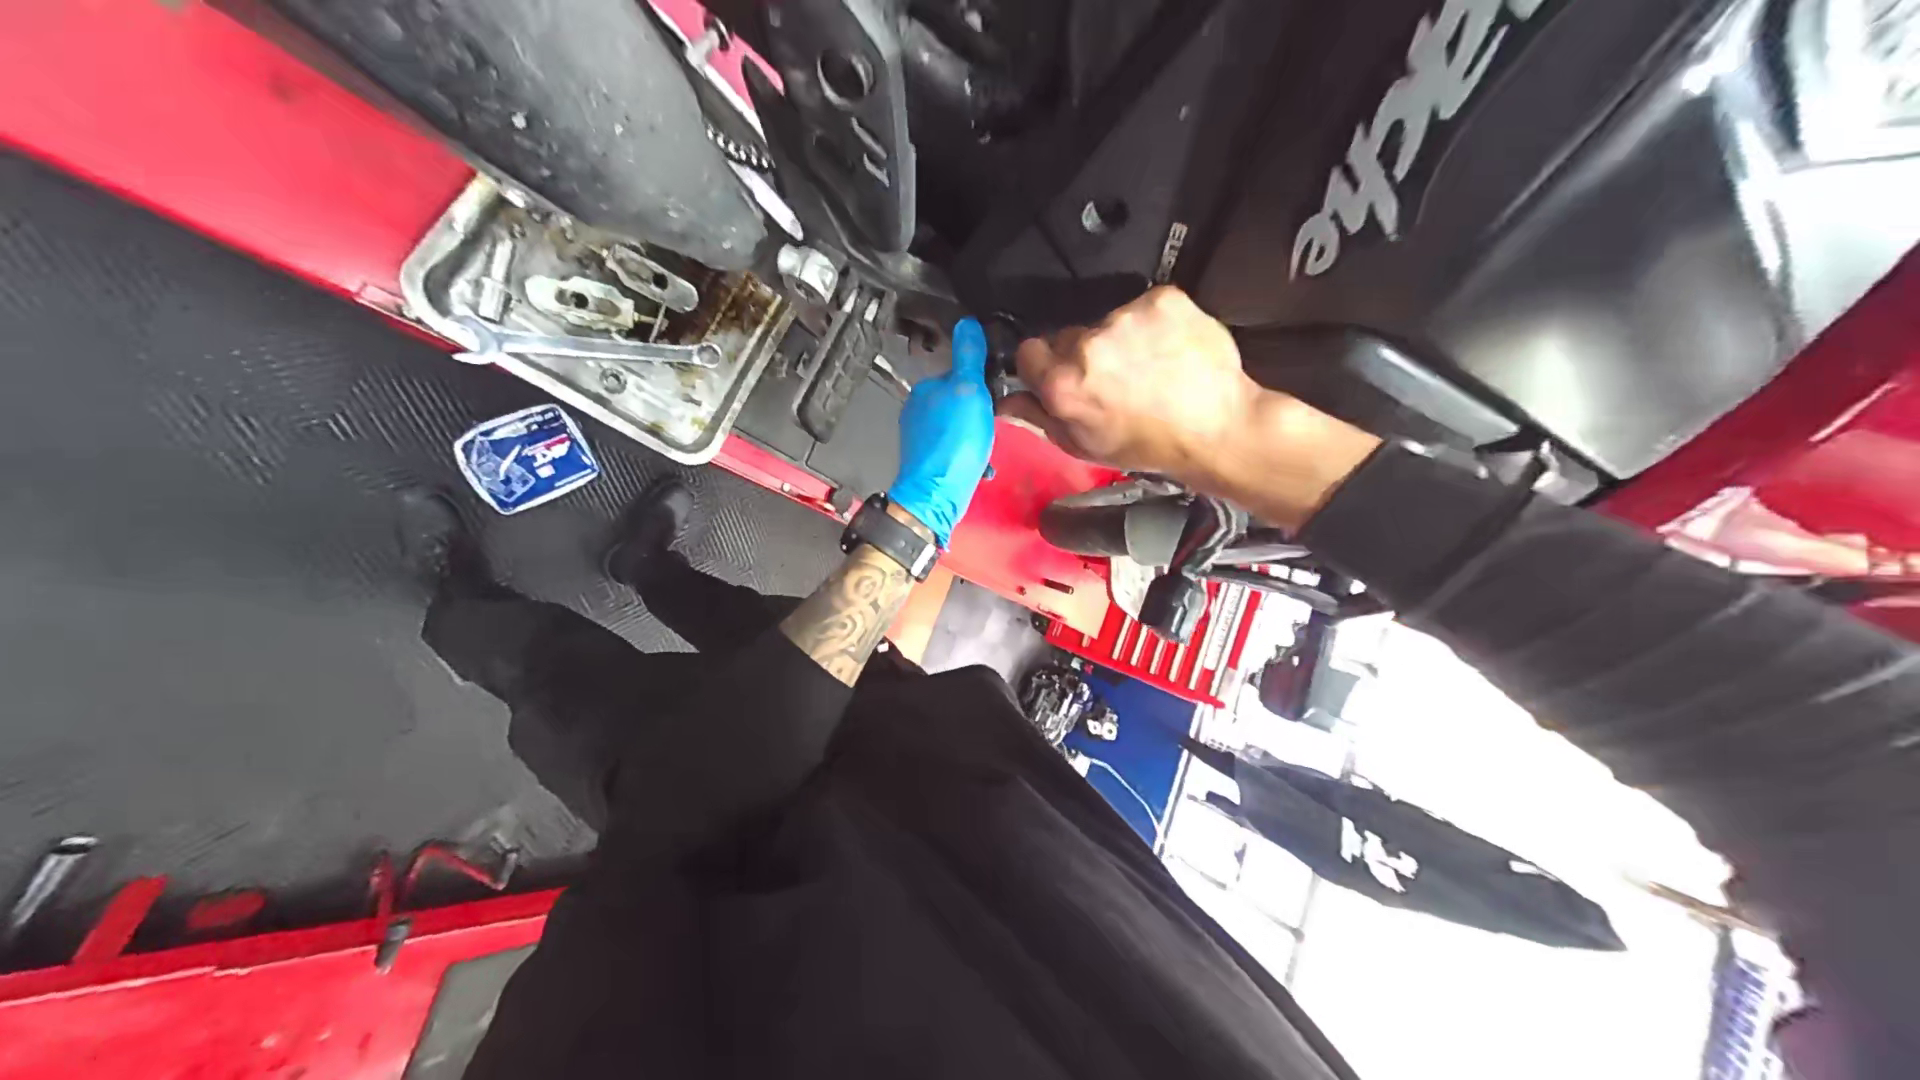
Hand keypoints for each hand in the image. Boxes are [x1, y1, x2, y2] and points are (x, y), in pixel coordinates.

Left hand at [888, 317, 995, 545]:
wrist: (938, 494)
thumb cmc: (955, 442)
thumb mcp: (970, 392)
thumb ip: (969, 357)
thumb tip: (967, 322)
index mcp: (925, 389)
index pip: (959, 373)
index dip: (981, 382)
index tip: (994, 394)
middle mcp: (917, 410)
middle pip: (959, 399)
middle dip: (979, 410)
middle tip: (991, 422)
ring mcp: (920, 436)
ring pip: (958, 424)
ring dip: (975, 432)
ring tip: (985, 444)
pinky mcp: (927, 459)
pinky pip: (954, 446)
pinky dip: (968, 451)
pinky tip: (977, 462)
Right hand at [1000, 287, 1379, 530]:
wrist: (1218, 429)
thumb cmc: (1152, 445)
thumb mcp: (1085, 445)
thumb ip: (1040, 418)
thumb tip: (1008, 403)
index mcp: (1064, 384)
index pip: (1029, 351)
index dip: (1046, 366)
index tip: (1065, 376)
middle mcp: (1089, 345)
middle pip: (1069, 335)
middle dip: (1085, 354)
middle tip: (1115, 380)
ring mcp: (1127, 318)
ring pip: (1108, 322)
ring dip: (1121, 340)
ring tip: (1149, 370)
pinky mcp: (1162, 301)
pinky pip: (1144, 308)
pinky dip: (1153, 325)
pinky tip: (1167, 354)